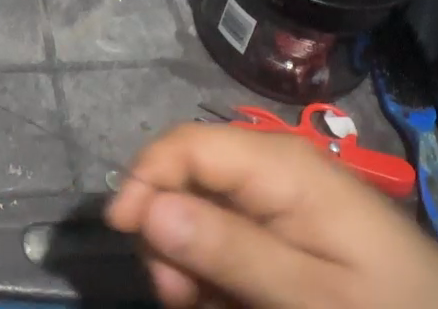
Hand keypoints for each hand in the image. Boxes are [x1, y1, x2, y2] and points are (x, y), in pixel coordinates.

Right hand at [105, 124, 437, 308]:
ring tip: (210, 307)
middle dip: (168, 234)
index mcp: (279, 167)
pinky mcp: (289, 233)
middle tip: (180, 296)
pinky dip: (216, 276)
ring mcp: (281, 203)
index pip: (184, 144)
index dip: (144, 180)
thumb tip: (149, 210)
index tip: (122, 236)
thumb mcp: (314, 297)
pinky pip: (229, 242)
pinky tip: (230, 304)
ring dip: (190, 263)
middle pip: (185, 180)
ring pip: (199, 216)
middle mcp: (272, 172)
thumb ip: (231, 251)